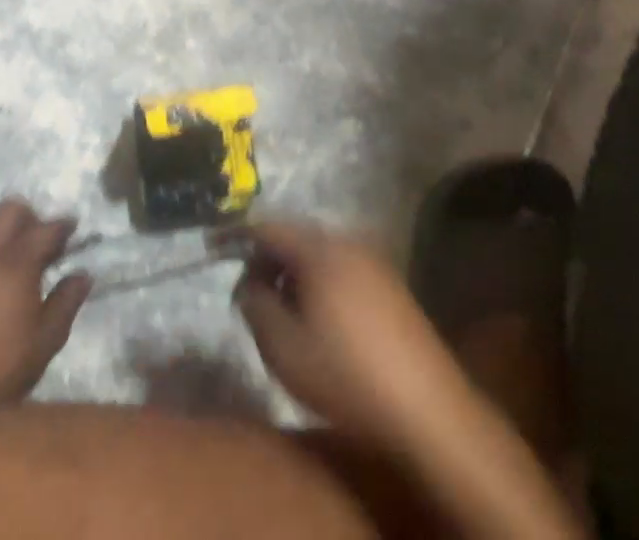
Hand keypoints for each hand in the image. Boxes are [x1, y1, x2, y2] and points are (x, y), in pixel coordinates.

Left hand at [0, 198, 92, 403]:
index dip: (64, 226)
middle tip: (42, 239)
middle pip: (9, 210)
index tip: (74, 230)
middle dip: (30, 218)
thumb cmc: (5, 368)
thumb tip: (82, 275)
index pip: (46, 229)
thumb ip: (67, 300)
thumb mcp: (48, 338)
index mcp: (16, 263)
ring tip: (11, 247)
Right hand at [235, 221, 469, 451]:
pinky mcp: (392, 289)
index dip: (236, 236)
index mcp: (321, 251)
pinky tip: (315, 319)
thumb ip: (254, 303)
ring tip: (278, 310)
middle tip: (246, 291)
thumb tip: (248, 283)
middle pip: (296, 237)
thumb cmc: (344, 374)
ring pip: (320, 256)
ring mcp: (377, 265)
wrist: (426, 410)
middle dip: (266, 259)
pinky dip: (319, 284)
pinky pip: (342, 271)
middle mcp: (351, 245)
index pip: (268, 228)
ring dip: (294, 274)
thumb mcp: (282, 345)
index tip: (212, 248)